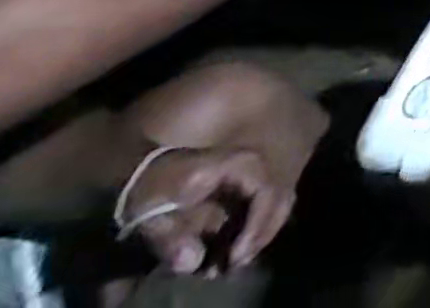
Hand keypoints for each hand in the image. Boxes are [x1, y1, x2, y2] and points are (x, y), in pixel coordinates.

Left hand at [121, 147, 294, 275]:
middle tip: (236, 264)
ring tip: (234, 262)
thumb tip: (193, 263)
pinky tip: (234, 251)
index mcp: (242, 165)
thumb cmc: (156, 187)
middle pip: (279, 199)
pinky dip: (256, 231)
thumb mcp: (153, 213)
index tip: (235, 256)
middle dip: (262, 234)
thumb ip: (171, 238)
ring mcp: (256, 176)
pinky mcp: (250, 187)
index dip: (256, 225)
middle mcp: (257, 167)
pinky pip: (267, 208)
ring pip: (278, 204)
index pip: (265, 192)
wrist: (150, 173)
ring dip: (261, 234)